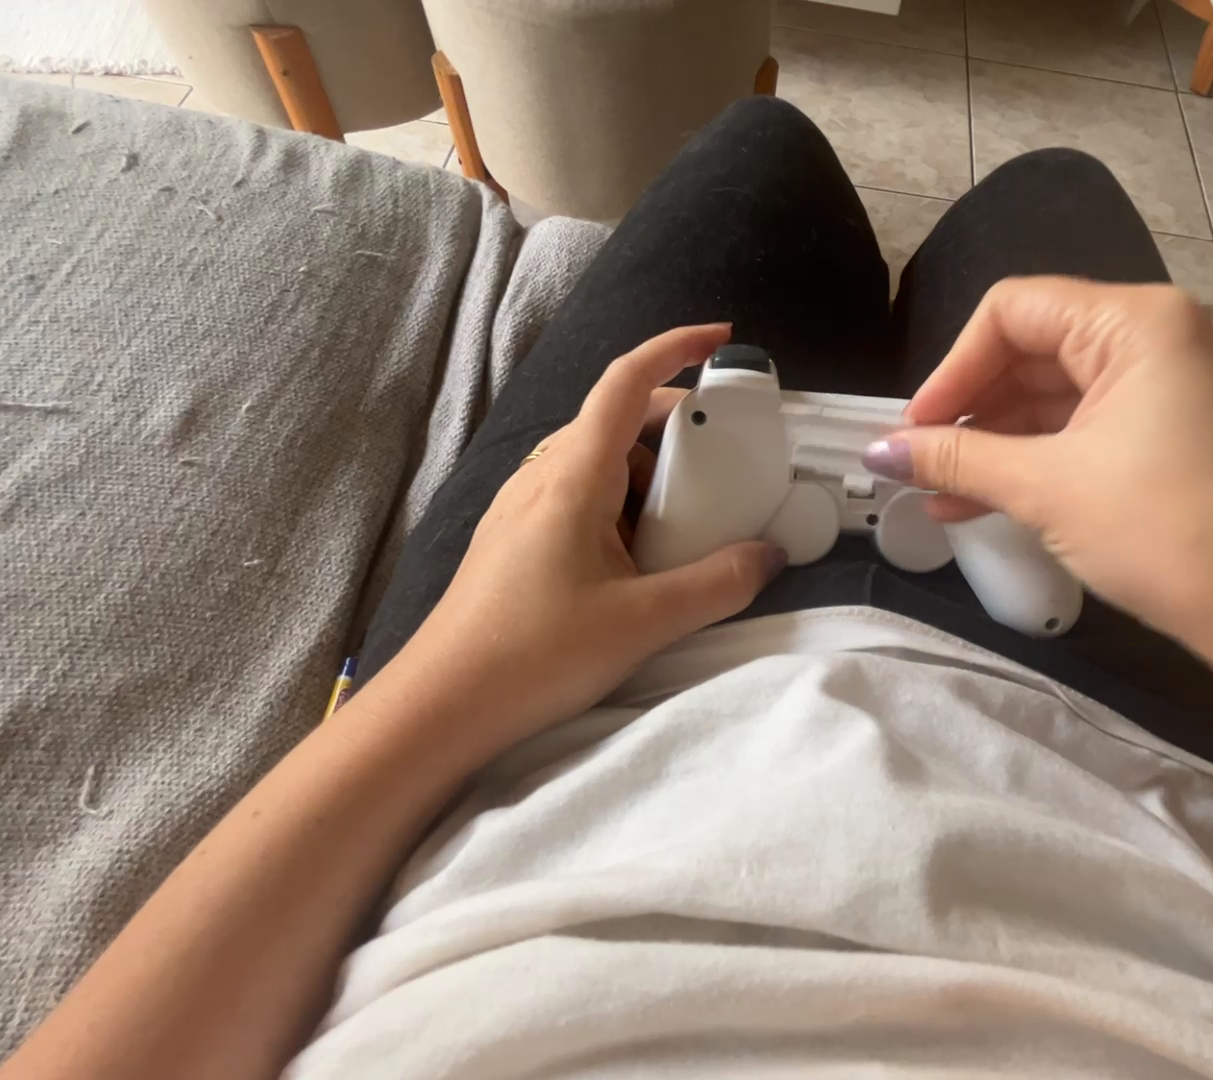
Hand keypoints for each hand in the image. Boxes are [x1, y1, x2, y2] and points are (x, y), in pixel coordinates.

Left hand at [374, 323, 785, 750]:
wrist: (442, 705)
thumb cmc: (537, 653)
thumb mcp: (645, 620)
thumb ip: (719, 584)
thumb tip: (770, 555)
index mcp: (574, 475)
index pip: (626, 382)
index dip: (675, 346)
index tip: (722, 339)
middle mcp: (545, 476)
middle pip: (619, 420)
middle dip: (678, 426)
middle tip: (725, 458)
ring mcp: (525, 507)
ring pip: (600, 461)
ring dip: (650, 472)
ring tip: (687, 519)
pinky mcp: (518, 538)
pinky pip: (581, 496)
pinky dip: (623, 504)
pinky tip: (638, 557)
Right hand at [866, 278, 1212, 645]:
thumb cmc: (1164, 529)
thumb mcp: (1046, 488)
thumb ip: (957, 460)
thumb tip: (878, 452)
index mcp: (1134, 322)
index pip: (1012, 312)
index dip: (951, 368)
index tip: (913, 430)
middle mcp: (1153, 338)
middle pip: (1029, 352)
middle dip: (968, 412)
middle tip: (919, 464)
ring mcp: (1163, 390)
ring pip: (1049, 400)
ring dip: (990, 446)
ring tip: (938, 496)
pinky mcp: (1164, 437)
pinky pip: (1077, 433)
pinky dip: (1028, 464)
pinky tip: (977, 504)